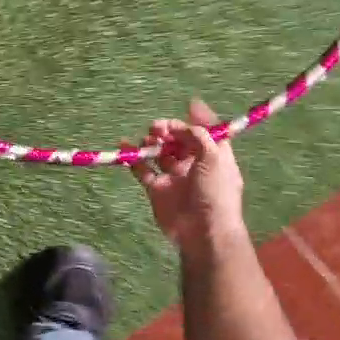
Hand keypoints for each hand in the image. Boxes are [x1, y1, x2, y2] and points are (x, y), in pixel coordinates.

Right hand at [127, 99, 245, 254]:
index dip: (195, 121)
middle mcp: (194, 165)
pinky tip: (124, 146)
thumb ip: (198, 134)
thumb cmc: (215, 192)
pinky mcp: (156, 189)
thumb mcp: (214, 157)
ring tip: (147, 141)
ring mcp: (174, 177)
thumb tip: (188, 115)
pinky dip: (133, 158)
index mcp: (215, 157)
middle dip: (169, 131)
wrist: (203, 231)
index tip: (184, 108)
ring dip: (152, 143)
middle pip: (179, 141)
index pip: (205, 134)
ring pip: (160, 153)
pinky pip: (142, 169)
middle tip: (157, 128)